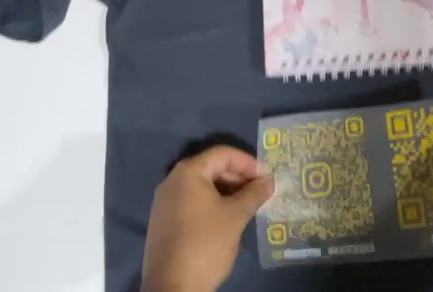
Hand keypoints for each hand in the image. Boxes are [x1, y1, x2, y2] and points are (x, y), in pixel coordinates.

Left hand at [141, 145, 272, 291]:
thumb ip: (253, 194)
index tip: (267, 177)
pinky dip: (211, 204)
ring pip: (201, 187)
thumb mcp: (235, 217)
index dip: (248, 163)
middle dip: (238, 177)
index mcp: (188, 172)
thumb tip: (268, 181)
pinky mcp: (163, 222)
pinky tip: (225, 220)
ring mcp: (165, 202)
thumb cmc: (205, 244)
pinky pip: (191, 202)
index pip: (223, 154)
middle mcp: (172, 180)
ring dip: (226, 192)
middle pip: (211, 168)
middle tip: (259, 192)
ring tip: (246, 206)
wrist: (171, 288)